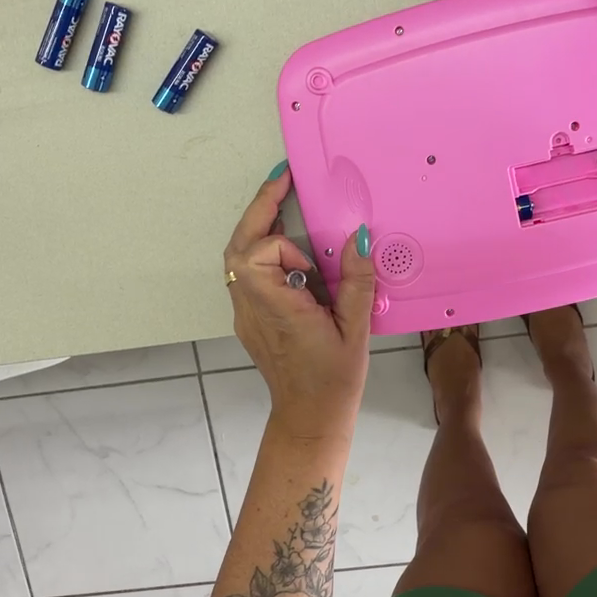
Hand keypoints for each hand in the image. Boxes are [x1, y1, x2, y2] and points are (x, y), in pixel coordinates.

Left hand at [224, 165, 375, 431]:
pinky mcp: (249, 318)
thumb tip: (360, 236)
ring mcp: (245, 313)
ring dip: (258, 227)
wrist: (309, 418)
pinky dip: (262, 250)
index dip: (286, 248)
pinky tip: (288, 248)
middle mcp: (250, 307)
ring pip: (237, 259)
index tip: (315, 267)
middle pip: (237, 245)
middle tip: (283, 178)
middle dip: (259, 207)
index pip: (259, 254)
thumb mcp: (355, 330)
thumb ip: (357, 281)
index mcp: (276, 308)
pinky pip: (246, 274)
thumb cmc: (333, 380)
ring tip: (284, 202)